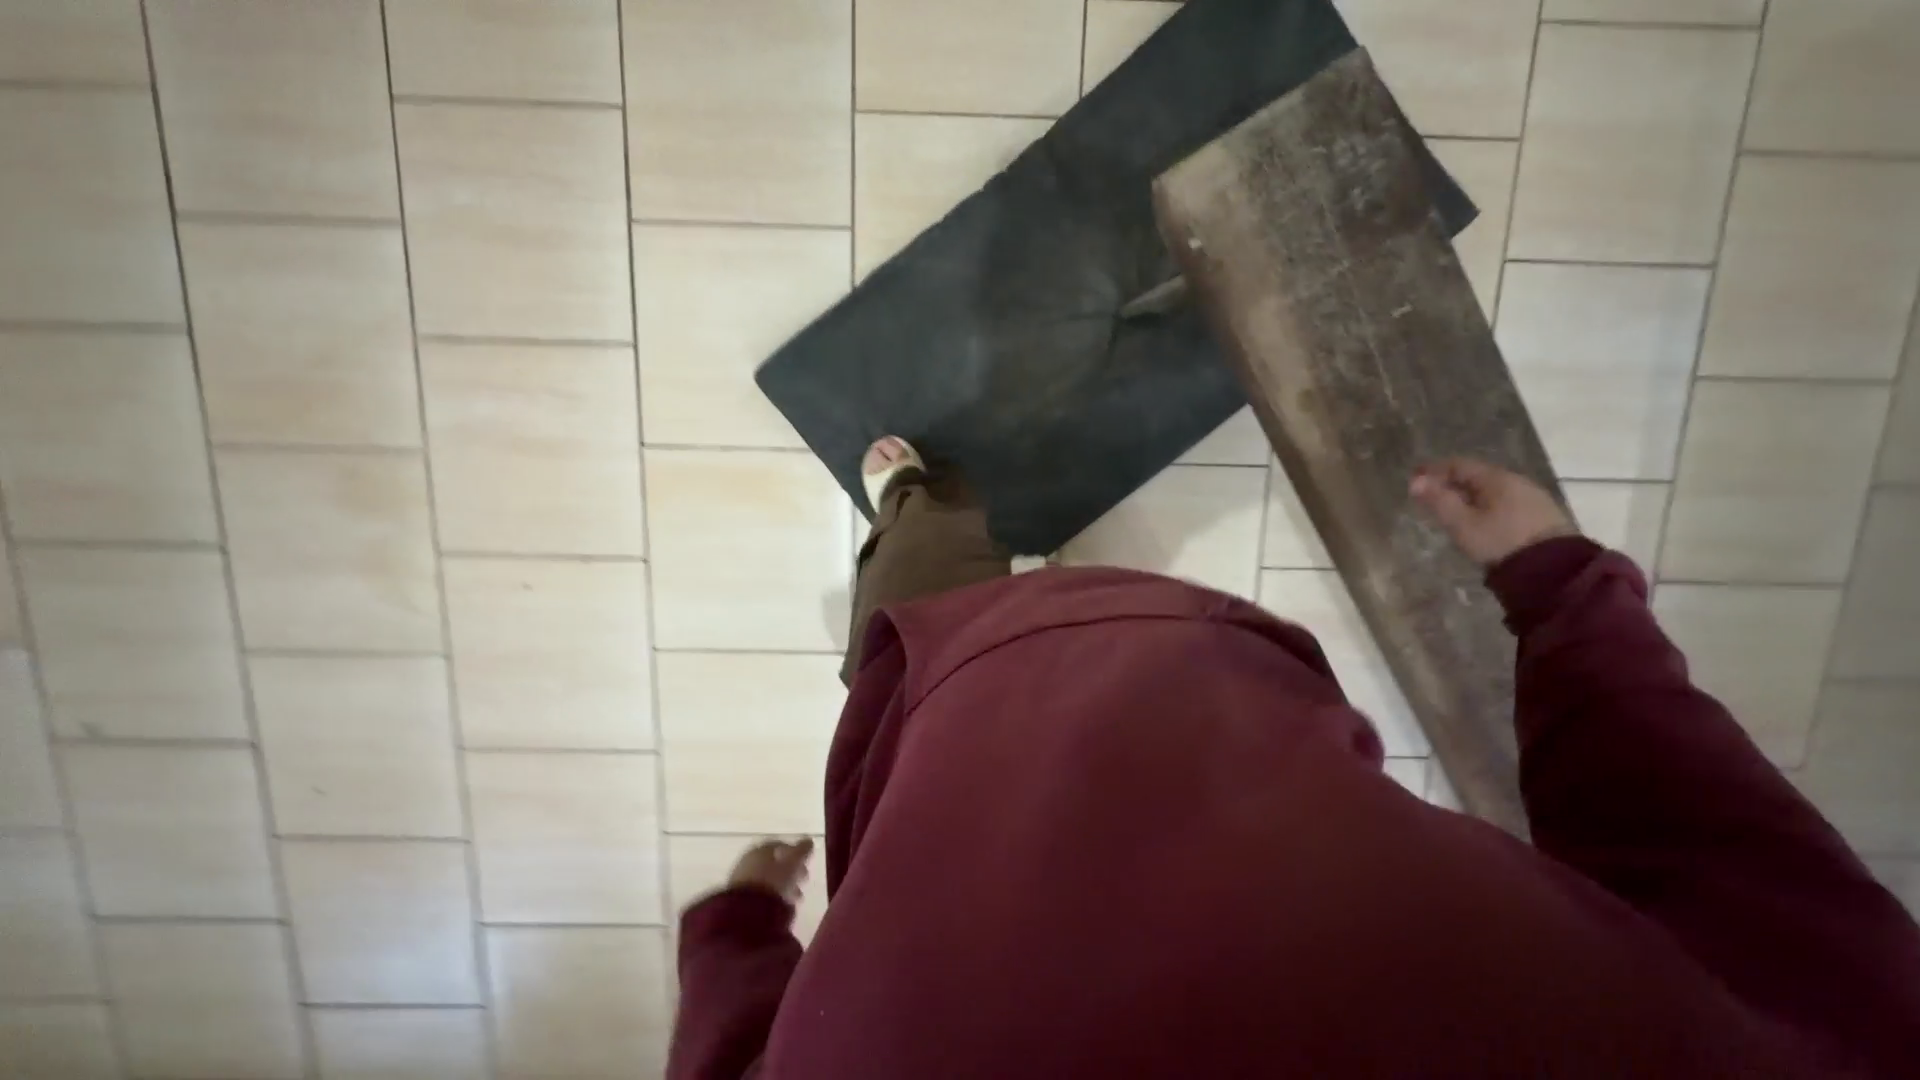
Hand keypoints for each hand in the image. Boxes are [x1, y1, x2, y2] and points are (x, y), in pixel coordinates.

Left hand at [728, 838, 813, 904]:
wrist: (746, 912)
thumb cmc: (773, 882)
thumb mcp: (792, 864)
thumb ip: (801, 851)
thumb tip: (809, 841)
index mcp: (760, 848)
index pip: (780, 845)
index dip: (795, 852)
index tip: (806, 862)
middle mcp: (749, 860)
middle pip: (773, 862)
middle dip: (790, 871)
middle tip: (804, 879)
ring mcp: (742, 880)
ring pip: (768, 879)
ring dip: (784, 886)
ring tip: (796, 897)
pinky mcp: (740, 898)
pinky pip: (761, 893)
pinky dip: (773, 896)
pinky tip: (783, 905)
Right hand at [1409, 457, 1575, 566]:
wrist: (1554, 569)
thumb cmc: (1500, 542)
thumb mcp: (1462, 524)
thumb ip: (1439, 501)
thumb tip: (1416, 481)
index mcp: (1496, 478)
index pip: (1459, 465)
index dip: (1434, 470)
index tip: (1414, 478)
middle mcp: (1517, 481)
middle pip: (1477, 475)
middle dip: (1451, 482)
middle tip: (1430, 495)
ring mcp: (1533, 497)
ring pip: (1492, 489)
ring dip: (1470, 495)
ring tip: (1453, 509)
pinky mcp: (1542, 515)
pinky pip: (1506, 501)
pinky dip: (1486, 505)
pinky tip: (1481, 519)